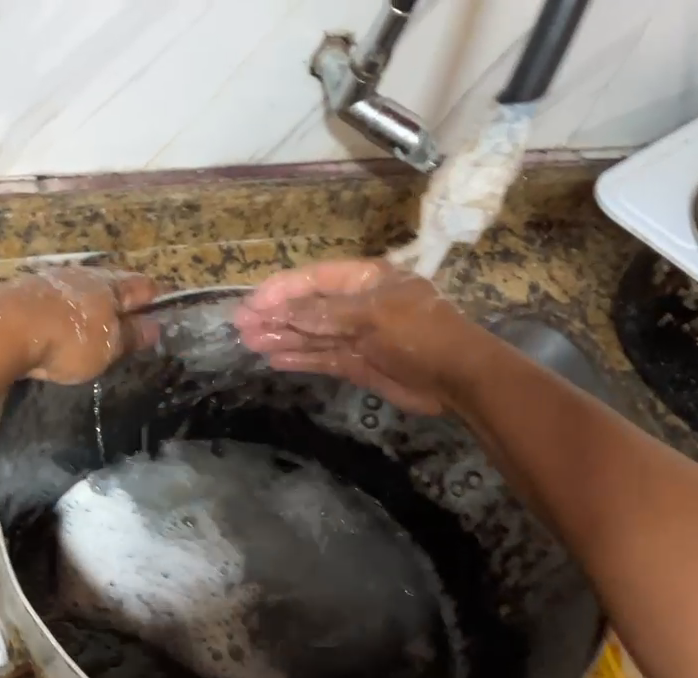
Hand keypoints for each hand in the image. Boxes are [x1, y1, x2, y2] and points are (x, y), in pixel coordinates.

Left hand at [0, 266, 158, 384]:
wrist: (2, 331)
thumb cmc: (67, 341)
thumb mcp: (106, 347)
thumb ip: (130, 336)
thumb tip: (155, 327)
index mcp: (108, 287)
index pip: (139, 285)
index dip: (152, 294)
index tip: (161, 300)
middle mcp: (80, 276)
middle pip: (108, 282)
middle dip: (119, 295)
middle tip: (128, 309)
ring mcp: (49, 281)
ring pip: (78, 288)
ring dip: (88, 301)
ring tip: (93, 316)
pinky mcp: (22, 293)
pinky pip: (53, 299)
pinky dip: (62, 308)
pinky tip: (58, 319)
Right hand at [232, 259, 474, 414]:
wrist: (456, 377)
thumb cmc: (419, 334)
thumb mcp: (372, 316)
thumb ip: (326, 314)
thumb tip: (286, 313)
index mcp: (365, 281)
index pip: (314, 280)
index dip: (282, 291)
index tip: (253, 304)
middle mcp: (357, 305)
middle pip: (308, 308)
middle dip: (276, 316)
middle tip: (241, 326)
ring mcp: (357, 336)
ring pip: (312, 335)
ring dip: (282, 338)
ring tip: (250, 343)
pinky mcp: (358, 364)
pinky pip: (322, 358)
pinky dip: (300, 359)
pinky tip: (275, 359)